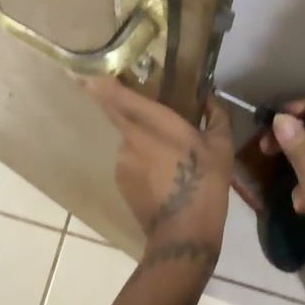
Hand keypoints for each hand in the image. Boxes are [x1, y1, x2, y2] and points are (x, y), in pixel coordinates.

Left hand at [81, 77, 234, 272]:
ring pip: (132, 141)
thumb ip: (216, 116)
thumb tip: (211, 98)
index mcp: (152, 122)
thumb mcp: (221, 148)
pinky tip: (163, 179)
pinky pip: (131, 162)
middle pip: (122, 115)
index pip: (116, 95)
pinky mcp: (120, 182)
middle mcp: (130, 137)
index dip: (98, 81)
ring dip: (146, 144)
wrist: (183, 235)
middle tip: (156, 118)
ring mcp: (122, 161)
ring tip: (171, 161)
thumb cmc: (205, 184)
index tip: (83, 70)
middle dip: (130, 109)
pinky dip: (144, 164)